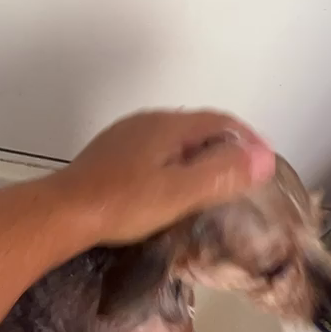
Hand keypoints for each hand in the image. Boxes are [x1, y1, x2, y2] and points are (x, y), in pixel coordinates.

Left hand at [50, 110, 274, 245]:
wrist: (66, 211)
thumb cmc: (124, 203)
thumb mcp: (180, 192)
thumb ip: (221, 173)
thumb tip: (262, 157)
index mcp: (168, 125)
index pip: (220, 120)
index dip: (248, 140)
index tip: (264, 164)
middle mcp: (147, 121)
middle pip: (198, 125)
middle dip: (225, 146)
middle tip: (244, 174)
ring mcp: (127, 134)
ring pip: (175, 137)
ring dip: (199, 154)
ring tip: (215, 182)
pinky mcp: (113, 151)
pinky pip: (155, 148)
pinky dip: (175, 161)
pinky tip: (173, 185)